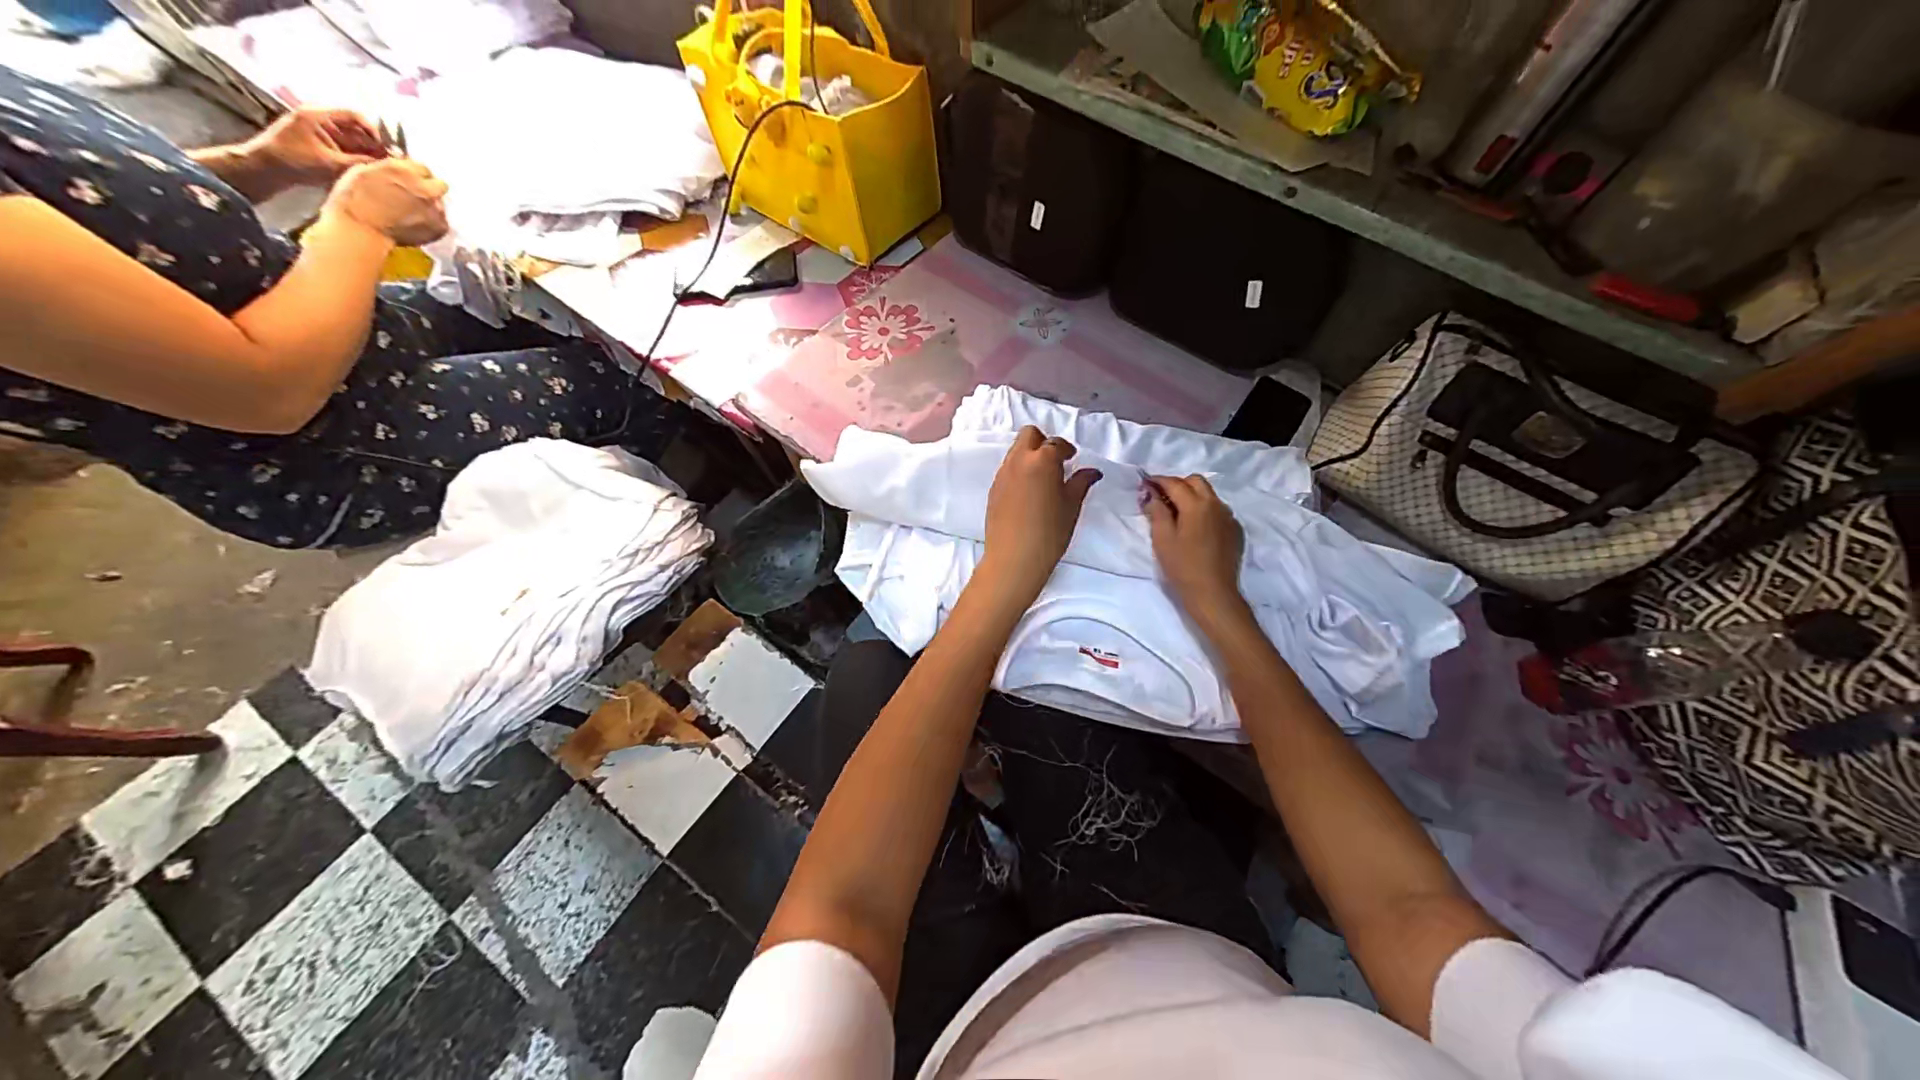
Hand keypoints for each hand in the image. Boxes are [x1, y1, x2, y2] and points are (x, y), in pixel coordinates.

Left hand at [245, 107, 385, 187]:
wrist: (265, 169)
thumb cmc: (294, 161)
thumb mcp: (330, 163)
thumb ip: (360, 161)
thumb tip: (388, 164)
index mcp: (318, 116)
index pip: (354, 116)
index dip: (374, 131)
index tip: (387, 150)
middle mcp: (321, 120)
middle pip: (357, 129)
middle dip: (375, 145)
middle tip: (392, 163)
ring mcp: (321, 132)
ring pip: (354, 140)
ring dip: (369, 153)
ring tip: (384, 168)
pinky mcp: (322, 145)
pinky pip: (347, 148)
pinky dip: (360, 158)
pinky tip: (371, 169)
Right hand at [322, 159, 448, 246]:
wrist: (362, 228)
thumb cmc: (354, 198)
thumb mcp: (366, 171)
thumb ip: (391, 169)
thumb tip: (403, 171)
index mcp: (405, 170)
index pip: (423, 168)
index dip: (417, 175)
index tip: (411, 182)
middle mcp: (425, 188)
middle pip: (439, 185)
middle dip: (430, 189)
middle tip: (418, 197)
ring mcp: (436, 209)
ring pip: (441, 205)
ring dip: (431, 207)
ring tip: (414, 214)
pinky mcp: (441, 227)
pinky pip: (442, 222)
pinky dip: (433, 223)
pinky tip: (418, 225)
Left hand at [977, 426, 1099, 603]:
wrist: (1014, 558)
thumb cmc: (1050, 532)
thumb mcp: (1071, 506)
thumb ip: (1081, 482)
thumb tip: (1092, 471)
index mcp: (1042, 460)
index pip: (1056, 443)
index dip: (1066, 449)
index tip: (1072, 459)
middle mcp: (1019, 460)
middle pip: (1029, 435)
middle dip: (1043, 441)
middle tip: (1056, 461)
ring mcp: (1003, 474)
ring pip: (1016, 451)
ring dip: (1029, 455)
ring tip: (1043, 478)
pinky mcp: (993, 488)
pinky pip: (1007, 469)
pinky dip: (1019, 471)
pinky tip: (1029, 492)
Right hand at [1143, 474, 1248, 627]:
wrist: (1213, 593)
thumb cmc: (1183, 566)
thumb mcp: (1162, 539)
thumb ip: (1157, 511)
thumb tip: (1152, 495)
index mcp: (1197, 505)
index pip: (1175, 483)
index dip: (1158, 481)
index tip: (1145, 482)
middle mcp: (1216, 505)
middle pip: (1196, 482)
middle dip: (1178, 484)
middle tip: (1161, 497)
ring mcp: (1229, 517)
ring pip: (1209, 495)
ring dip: (1192, 496)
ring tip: (1177, 512)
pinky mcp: (1235, 531)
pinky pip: (1218, 511)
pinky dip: (1204, 511)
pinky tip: (1195, 528)